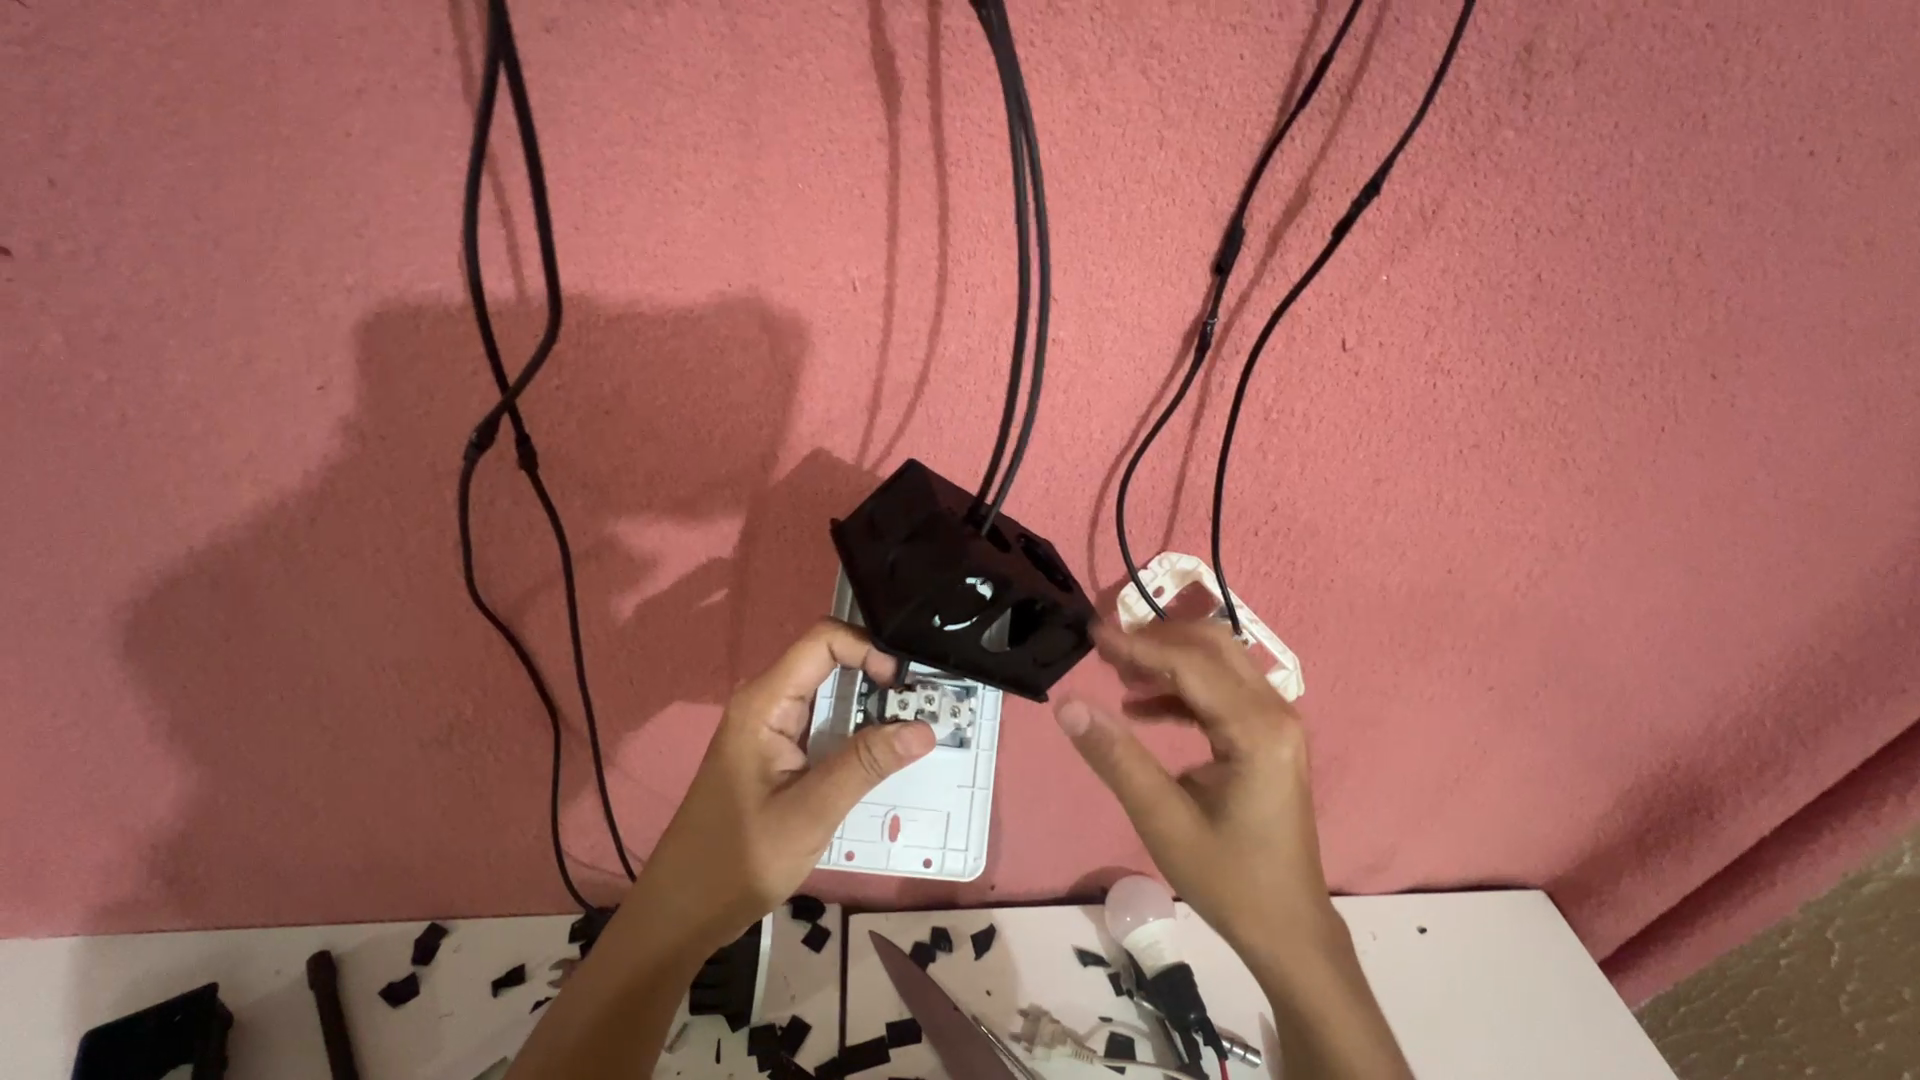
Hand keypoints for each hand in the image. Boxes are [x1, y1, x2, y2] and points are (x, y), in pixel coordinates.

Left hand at [635, 619, 935, 947]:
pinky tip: (884, 755)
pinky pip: (823, 725)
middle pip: (829, 662)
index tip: (904, 684)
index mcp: (764, 704)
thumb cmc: (737, 861)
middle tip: (924, 705)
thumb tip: (925, 729)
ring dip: (871, 707)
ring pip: (829, 695)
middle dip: (877, 675)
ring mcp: (770, 730)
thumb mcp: (810, 813)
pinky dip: (856, 732)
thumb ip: (865, 765)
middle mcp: (766, 704)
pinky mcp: (777, 754)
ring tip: (915, 729)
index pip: (822, 640)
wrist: (683, 911)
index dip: (867, 648)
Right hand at [1054, 620, 1338, 960]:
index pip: (1190, 664)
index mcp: (1256, 730)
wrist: (1287, 928)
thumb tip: (1069, 705)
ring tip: (1117, 673)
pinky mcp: (1267, 738)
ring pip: (1219, 664)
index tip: (1092, 635)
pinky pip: (1222, 693)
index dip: (1138, 645)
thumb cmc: (1228, 879)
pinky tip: (1140, 710)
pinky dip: (1181, 690)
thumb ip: (1116, 756)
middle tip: (1105, 648)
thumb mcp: (1162, 820)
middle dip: (1156, 640)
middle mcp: (1275, 713)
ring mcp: (1276, 724)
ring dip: (1168, 662)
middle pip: (1212, 647)